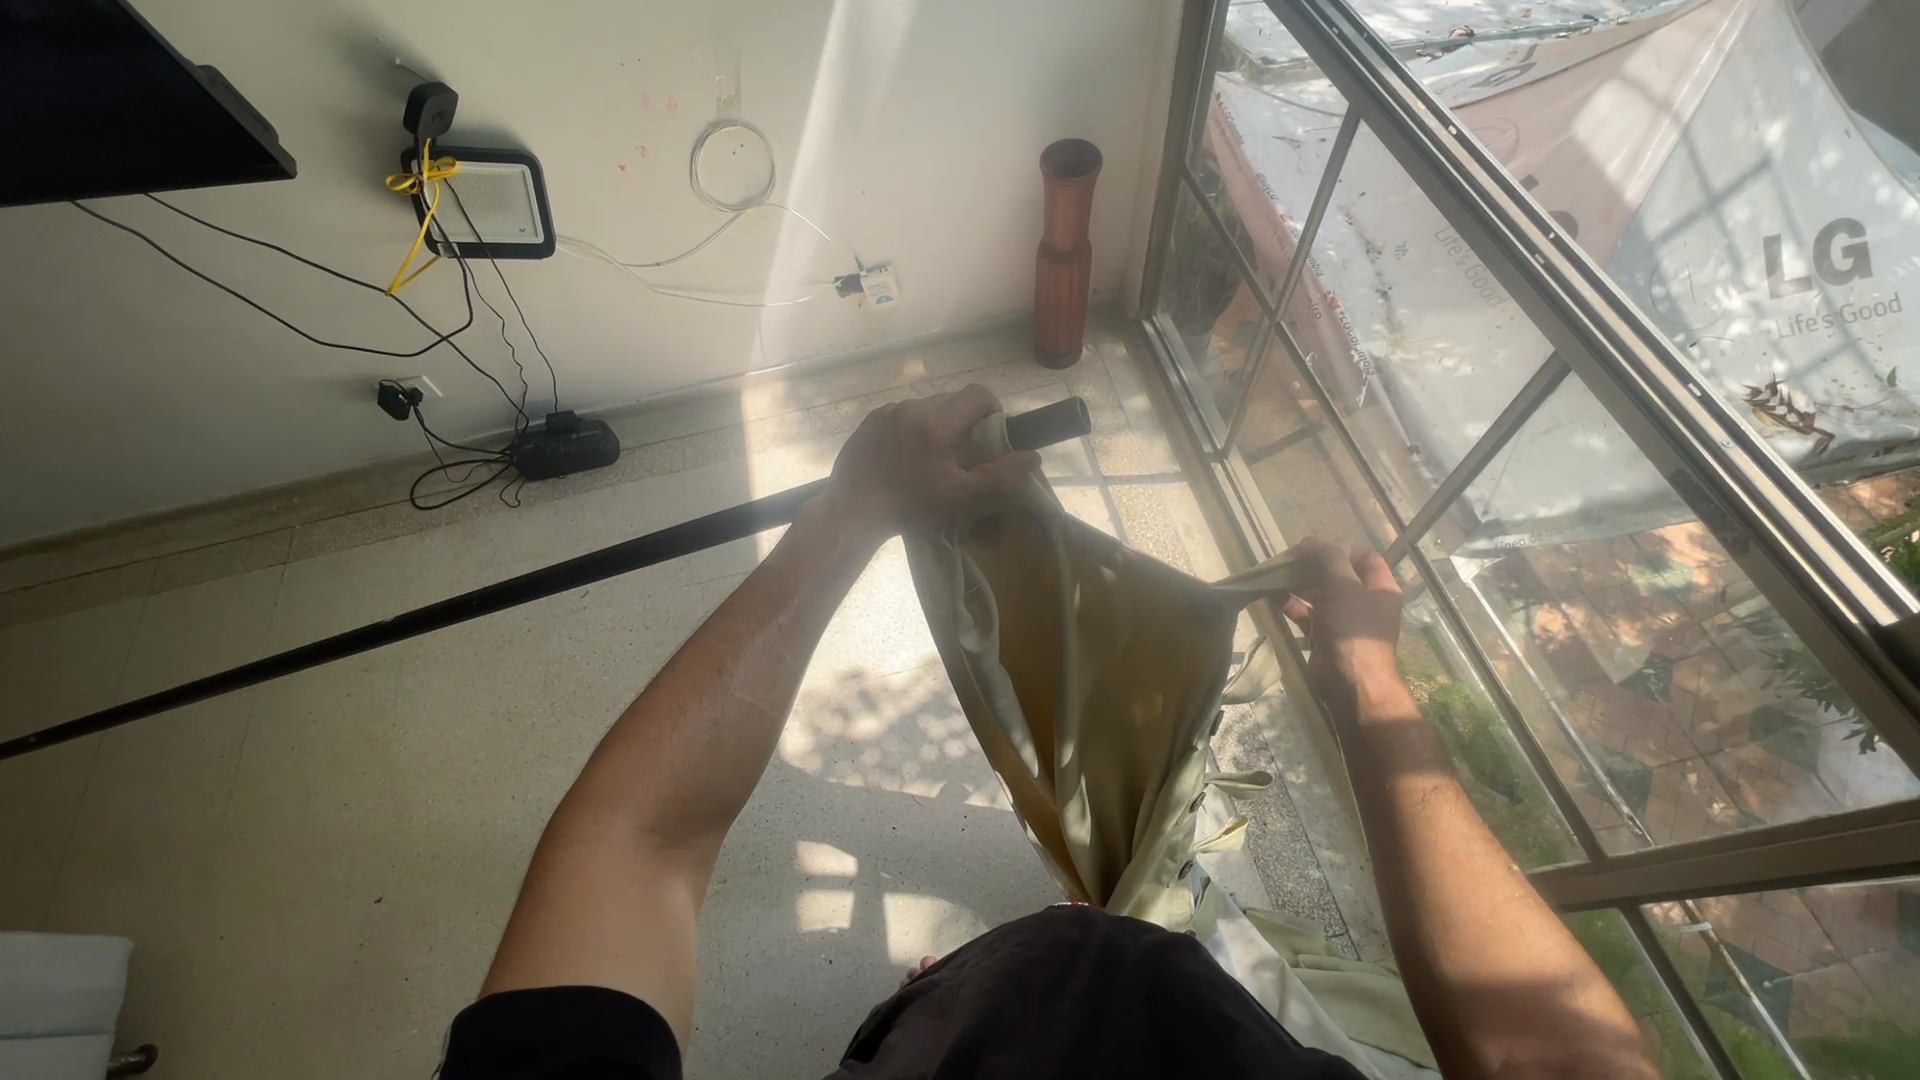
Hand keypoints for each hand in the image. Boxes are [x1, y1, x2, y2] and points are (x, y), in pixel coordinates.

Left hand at [822, 385, 1040, 538]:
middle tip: (964, 453)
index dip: (993, 410)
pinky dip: (913, 429)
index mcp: (935, 423)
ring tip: (932, 458)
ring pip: (927, 407)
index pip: (977, 395)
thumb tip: (1032, 457)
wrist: (852, 512)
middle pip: (952, 399)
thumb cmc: (908, 505)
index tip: (992, 435)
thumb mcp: (957, 495)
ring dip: (938, 425)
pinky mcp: (870, 421)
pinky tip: (906, 458)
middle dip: (965, 421)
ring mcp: (887, 412)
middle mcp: (911, 407)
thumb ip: (998, 475)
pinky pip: (903, 415)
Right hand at [1279, 538, 1407, 726]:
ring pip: (1319, 595)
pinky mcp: (1325, 636)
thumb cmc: (1352, 628)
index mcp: (1380, 588)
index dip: (1338, 549)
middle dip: (1312, 567)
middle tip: (1287, 561)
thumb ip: (1327, 559)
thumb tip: (1309, 541)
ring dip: (1298, 585)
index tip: (1311, 548)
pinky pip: (1307, 615)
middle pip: (1337, 575)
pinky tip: (1273, 597)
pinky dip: (1292, 605)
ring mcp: (1345, 621)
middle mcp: (1365, 602)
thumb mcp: (1342, 586)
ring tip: (1275, 576)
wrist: (1349, 681)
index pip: (1363, 557)